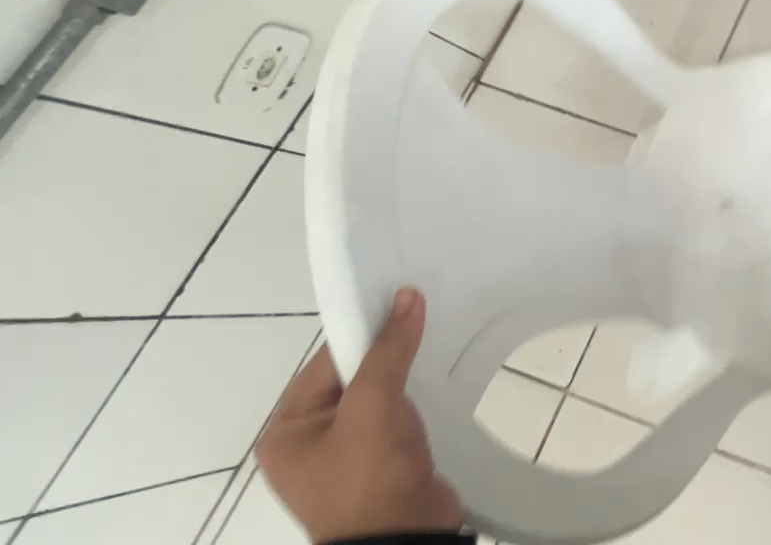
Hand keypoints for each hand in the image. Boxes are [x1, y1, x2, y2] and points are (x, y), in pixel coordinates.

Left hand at [257, 289, 461, 541]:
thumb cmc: (370, 475)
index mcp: (287, 430)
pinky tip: (435, 378)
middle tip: (426, 316)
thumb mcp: (375, 406)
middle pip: (352, 375)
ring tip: (436, 341)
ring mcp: (343, 452)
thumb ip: (389, 350)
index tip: (407, 300)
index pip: (328, 361)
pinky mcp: (378, 460)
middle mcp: (307, 439)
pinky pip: (392, 413)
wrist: (402, 540)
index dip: (366, 329)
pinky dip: (412, 393)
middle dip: (388, 348)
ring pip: (376, 393)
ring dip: (404, 369)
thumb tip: (406, 296)